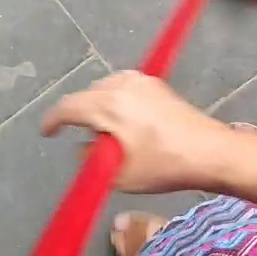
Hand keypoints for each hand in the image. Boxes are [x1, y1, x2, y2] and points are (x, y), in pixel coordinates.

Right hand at [40, 71, 238, 193]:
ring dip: (98, 105)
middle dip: (78, 114)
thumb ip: (92, 160)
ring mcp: (141, 81)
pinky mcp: (157, 85)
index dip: (52, 120)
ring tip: (103, 131)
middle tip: (80, 138)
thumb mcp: (119, 174)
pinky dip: (115, 99)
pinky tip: (125, 120)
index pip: (68, 107)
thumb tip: (84, 149)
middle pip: (86, 95)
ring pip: (105, 88)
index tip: (46, 132)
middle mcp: (121, 85)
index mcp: (107, 105)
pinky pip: (123, 87)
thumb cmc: (164, 165)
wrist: (210, 151)